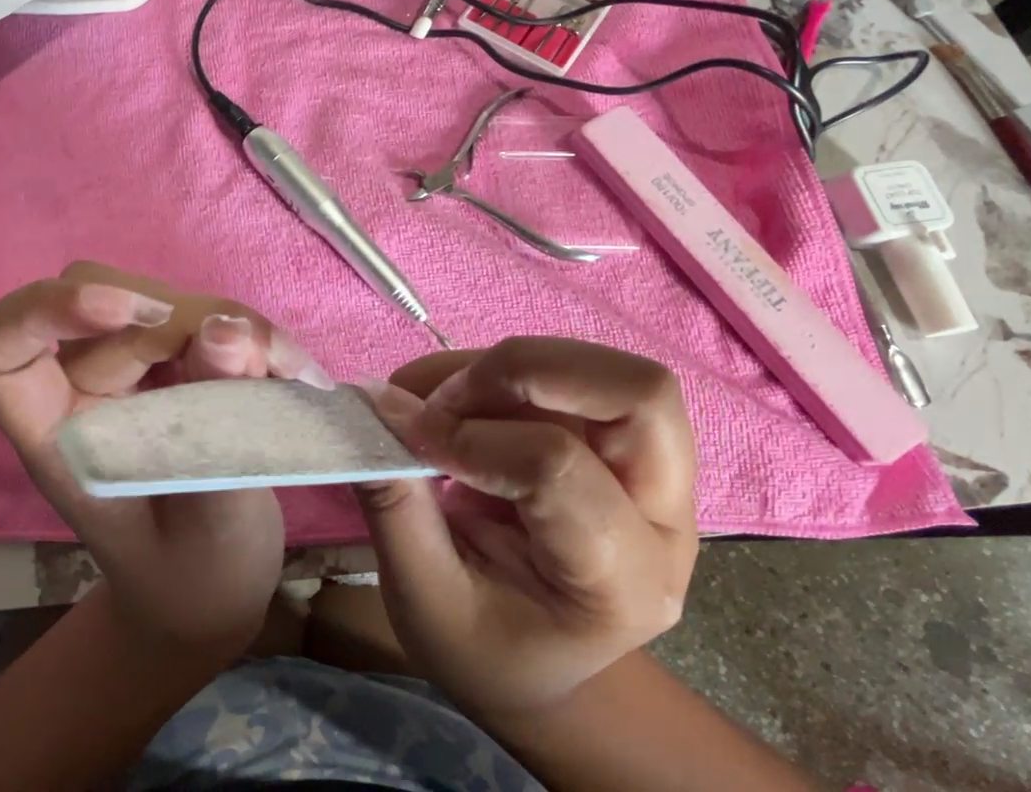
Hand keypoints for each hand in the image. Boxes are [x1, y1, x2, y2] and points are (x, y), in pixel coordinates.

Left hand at [0, 262, 330, 652]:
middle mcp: (78, 389)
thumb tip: (230, 332)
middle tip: (254, 356)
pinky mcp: (169, 364)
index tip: (120, 310)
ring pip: (152, 299)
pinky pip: (199, 319)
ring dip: (225, 319)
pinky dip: (248, 333)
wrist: (211, 592)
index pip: (1, 348)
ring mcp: (124, 372)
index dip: (43, 309)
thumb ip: (216, 434)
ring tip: (290, 369)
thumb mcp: (209, 527)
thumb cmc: (192, 580)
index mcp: (54, 432)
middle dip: (175, 318)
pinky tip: (295, 370)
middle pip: (94, 300)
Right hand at [355, 337, 698, 719]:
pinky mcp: (621, 447)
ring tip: (432, 400)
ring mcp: (654, 477)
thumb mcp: (421, 595)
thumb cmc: (477, 645)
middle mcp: (662, 520)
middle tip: (444, 400)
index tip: (403, 439)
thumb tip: (368, 411)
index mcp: (620, 583)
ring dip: (505, 367)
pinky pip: (572, 376)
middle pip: (637, 393)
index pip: (559, 469)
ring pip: (606, 372)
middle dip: (525, 370)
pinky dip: (498, 370)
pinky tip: (449, 402)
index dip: (470, 437)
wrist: (529, 664)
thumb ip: (393, 504)